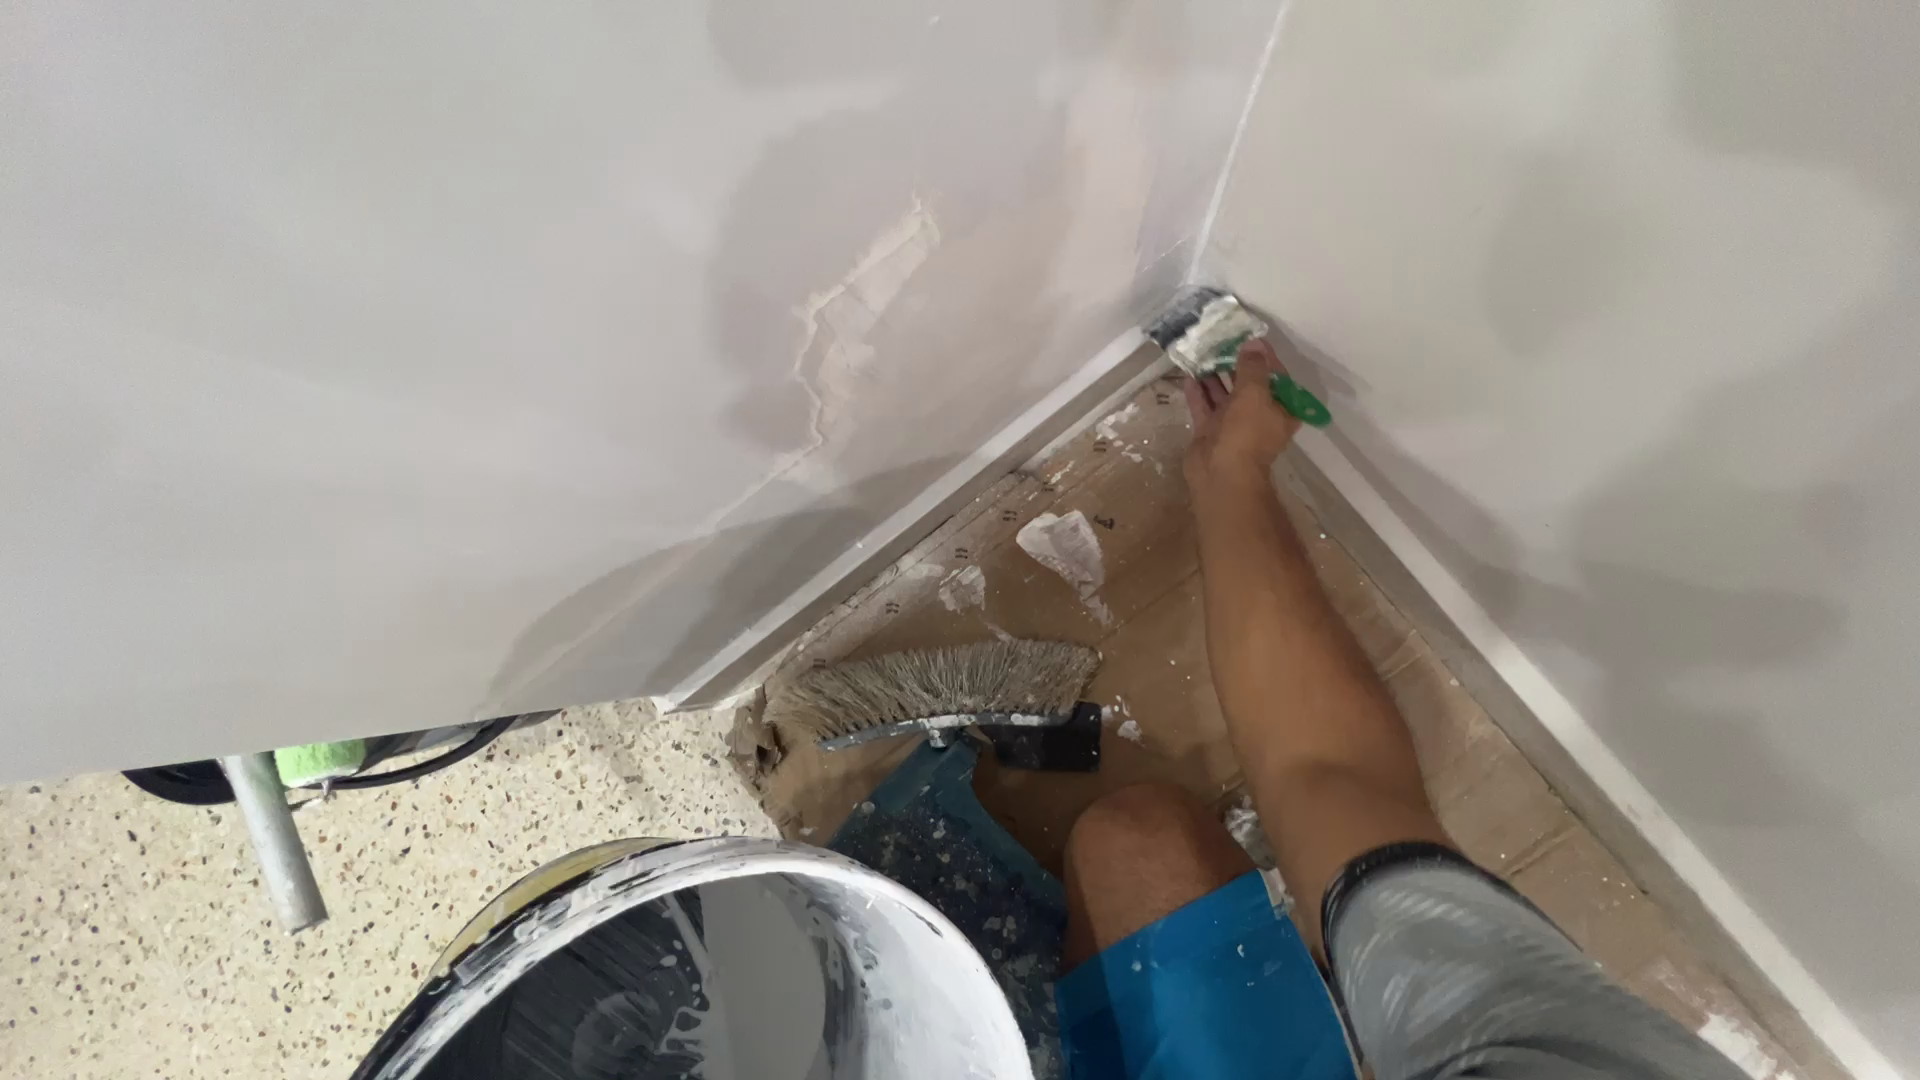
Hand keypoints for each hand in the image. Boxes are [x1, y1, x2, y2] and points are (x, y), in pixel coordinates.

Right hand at [1182, 336, 1301, 498]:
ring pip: (1224, 395)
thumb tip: (1253, 344)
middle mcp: (1259, 416)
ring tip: (1202, 355)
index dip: (1265, 357)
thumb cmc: (1246, 432)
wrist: (1220, 472)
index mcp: (1281, 409)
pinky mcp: (1211, 431)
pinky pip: (1204, 407)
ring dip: (1214, 377)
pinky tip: (1189, 376)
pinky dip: (1198, 393)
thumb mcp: (1255, 393)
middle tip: (1220, 343)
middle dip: (1234, 365)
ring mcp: (1233, 425)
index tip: (1250, 339)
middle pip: (1248, 385)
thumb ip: (1253, 367)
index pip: (1277, 377)